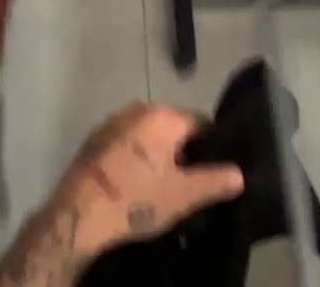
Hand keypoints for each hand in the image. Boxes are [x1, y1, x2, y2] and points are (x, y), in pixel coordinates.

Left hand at [54, 103, 245, 253]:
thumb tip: (240, 172)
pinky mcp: (95, 137)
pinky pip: (126, 142)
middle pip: (173, 127)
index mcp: (163, 116)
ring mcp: (113, 120)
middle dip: (183, 152)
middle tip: (187, 184)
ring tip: (160, 186)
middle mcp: (138, 108)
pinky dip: (134, 156)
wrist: (79, 213)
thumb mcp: (182, 195)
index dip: (211, 148)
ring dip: (157, 154)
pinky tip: (133, 182)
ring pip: (148, 135)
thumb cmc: (136, 199)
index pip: (200, 123)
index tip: (212, 172)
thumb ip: (215, 181)